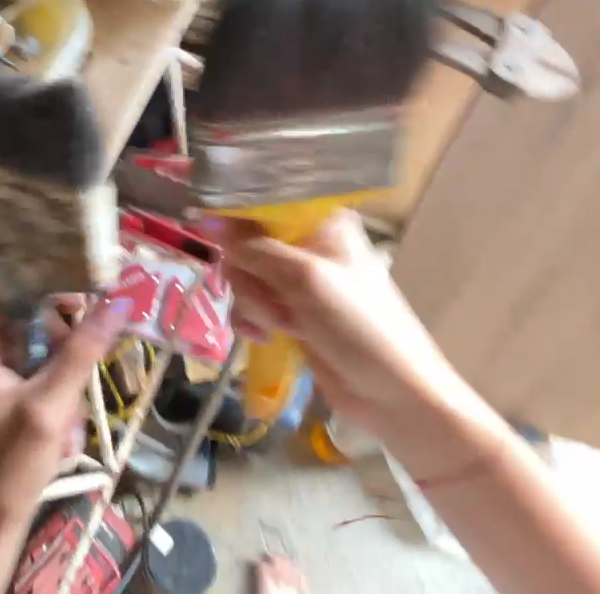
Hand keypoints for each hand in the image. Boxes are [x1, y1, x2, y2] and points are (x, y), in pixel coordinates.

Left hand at [0, 293, 127, 533]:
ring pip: (38, 348)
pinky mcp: (1, 394)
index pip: (6, 287)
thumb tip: (118, 301)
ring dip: (62, 376)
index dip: (44, 284)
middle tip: (77, 376)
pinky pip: (36, 373)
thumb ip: (81, 351)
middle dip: (59, 345)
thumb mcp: (49, 405)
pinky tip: (61, 430)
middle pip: (27, 317)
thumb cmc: (9, 465)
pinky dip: (55, 394)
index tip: (83, 292)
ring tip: (66, 418)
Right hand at [209, 209, 505, 476]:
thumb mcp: (305, 279)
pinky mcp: (289, 313)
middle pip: (245, 241)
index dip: (234, 214)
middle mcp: (307, 245)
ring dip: (253, 303)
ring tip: (281, 325)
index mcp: (321, 222)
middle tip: (271, 296)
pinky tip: (266, 337)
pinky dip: (252, 320)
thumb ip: (253, 248)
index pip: (264, 201)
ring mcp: (297, 282)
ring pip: (243, 275)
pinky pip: (249, 304)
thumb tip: (205, 219)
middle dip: (249, 274)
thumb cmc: (361, 327)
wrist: (395, 397)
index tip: (211, 230)